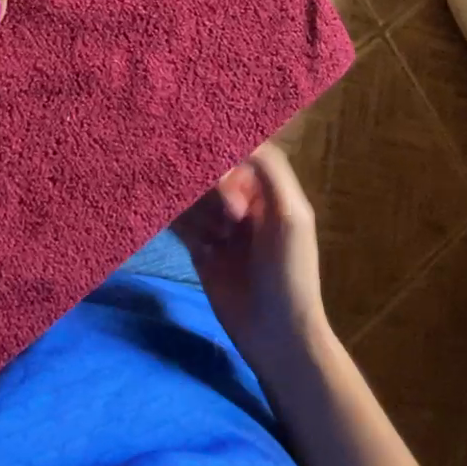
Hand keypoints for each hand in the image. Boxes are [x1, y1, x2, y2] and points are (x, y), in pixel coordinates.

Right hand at [173, 142, 329, 362]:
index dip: (220, 154)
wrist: (274, 334)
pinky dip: (176, 222)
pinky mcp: (196, 244)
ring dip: (196, 214)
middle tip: (227, 225)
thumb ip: (268, 167)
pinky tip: (195, 242)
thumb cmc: (290, 271)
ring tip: (216, 244)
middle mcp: (239, 198)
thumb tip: (237, 132)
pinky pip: (175, 219)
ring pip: (187, 193)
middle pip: (206, 171)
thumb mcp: (290, 214)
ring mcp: (215, 221)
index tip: (211, 164)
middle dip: (209, 192)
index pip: (234, 150)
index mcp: (265, 186)